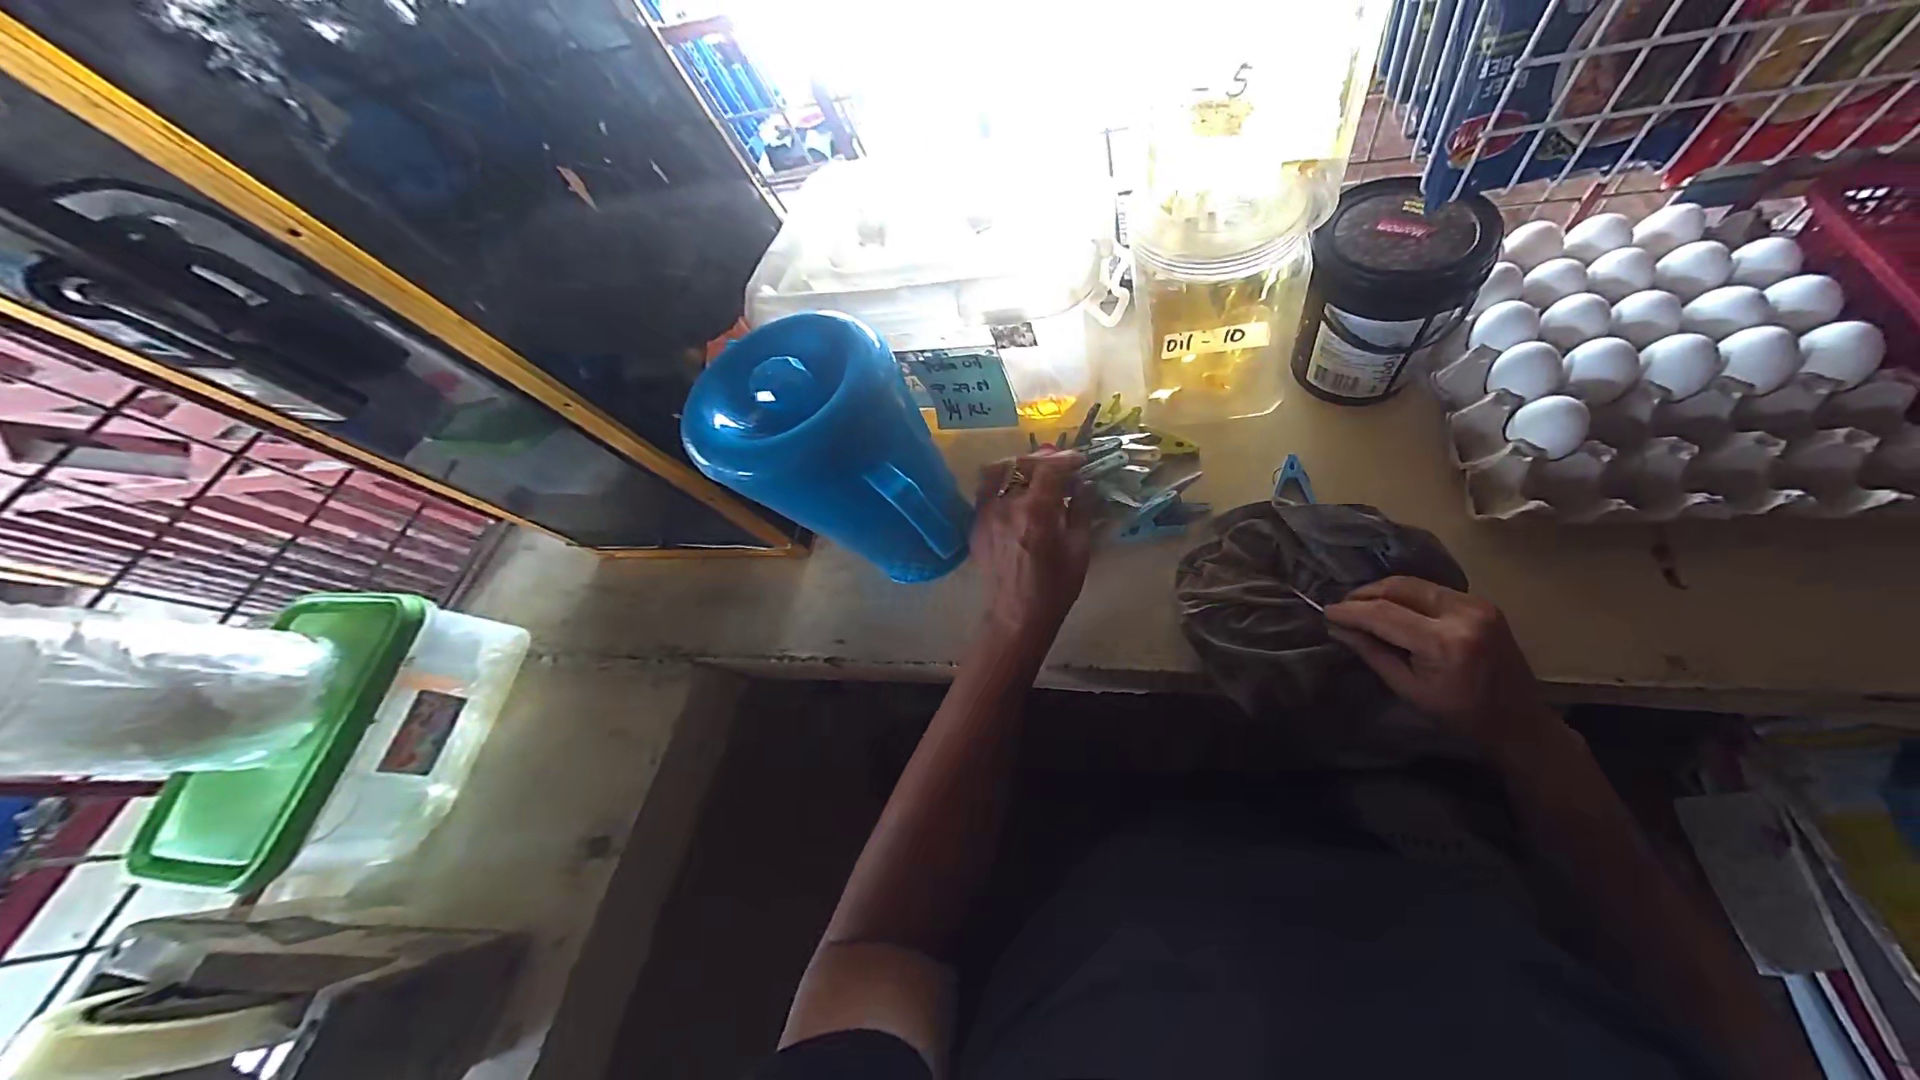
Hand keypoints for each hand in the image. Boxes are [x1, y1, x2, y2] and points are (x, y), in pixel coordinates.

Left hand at [972, 450, 1092, 646]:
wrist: (1017, 615)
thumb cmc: (1055, 587)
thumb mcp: (1079, 548)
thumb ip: (1082, 509)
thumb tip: (1084, 484)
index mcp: (1036, 512)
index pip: (1050, 468)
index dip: (1067, 459)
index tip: (1080, 461)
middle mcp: (1006, 506)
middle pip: (1021, 464)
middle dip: (1043, 459)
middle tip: (1060, 464)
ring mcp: (986, 513)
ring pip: (997, 471)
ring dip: (1018, 465)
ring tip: (1034, 471)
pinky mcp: (975, 524)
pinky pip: (985, 490)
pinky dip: (1001, 482)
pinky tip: (1015, 491)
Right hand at [1324, 576, 1558, 752]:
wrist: (1520, 721)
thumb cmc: (1460, 714)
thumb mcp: (1407, 688)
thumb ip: (1372, 652)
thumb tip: (1337, 627)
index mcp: (1445, 642)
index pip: (1384, 613)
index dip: (1350, 611)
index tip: (1326, 613)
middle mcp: (1464, 614)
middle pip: (1398, 587)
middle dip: (1364, 595)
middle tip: (1342, 609)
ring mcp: (1477, 604)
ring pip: (1413, 583)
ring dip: (1382, 592)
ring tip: (1361, 608)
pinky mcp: (1481, 603)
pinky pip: (1430, 589)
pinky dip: (1404, 595)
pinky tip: (1390, 609)